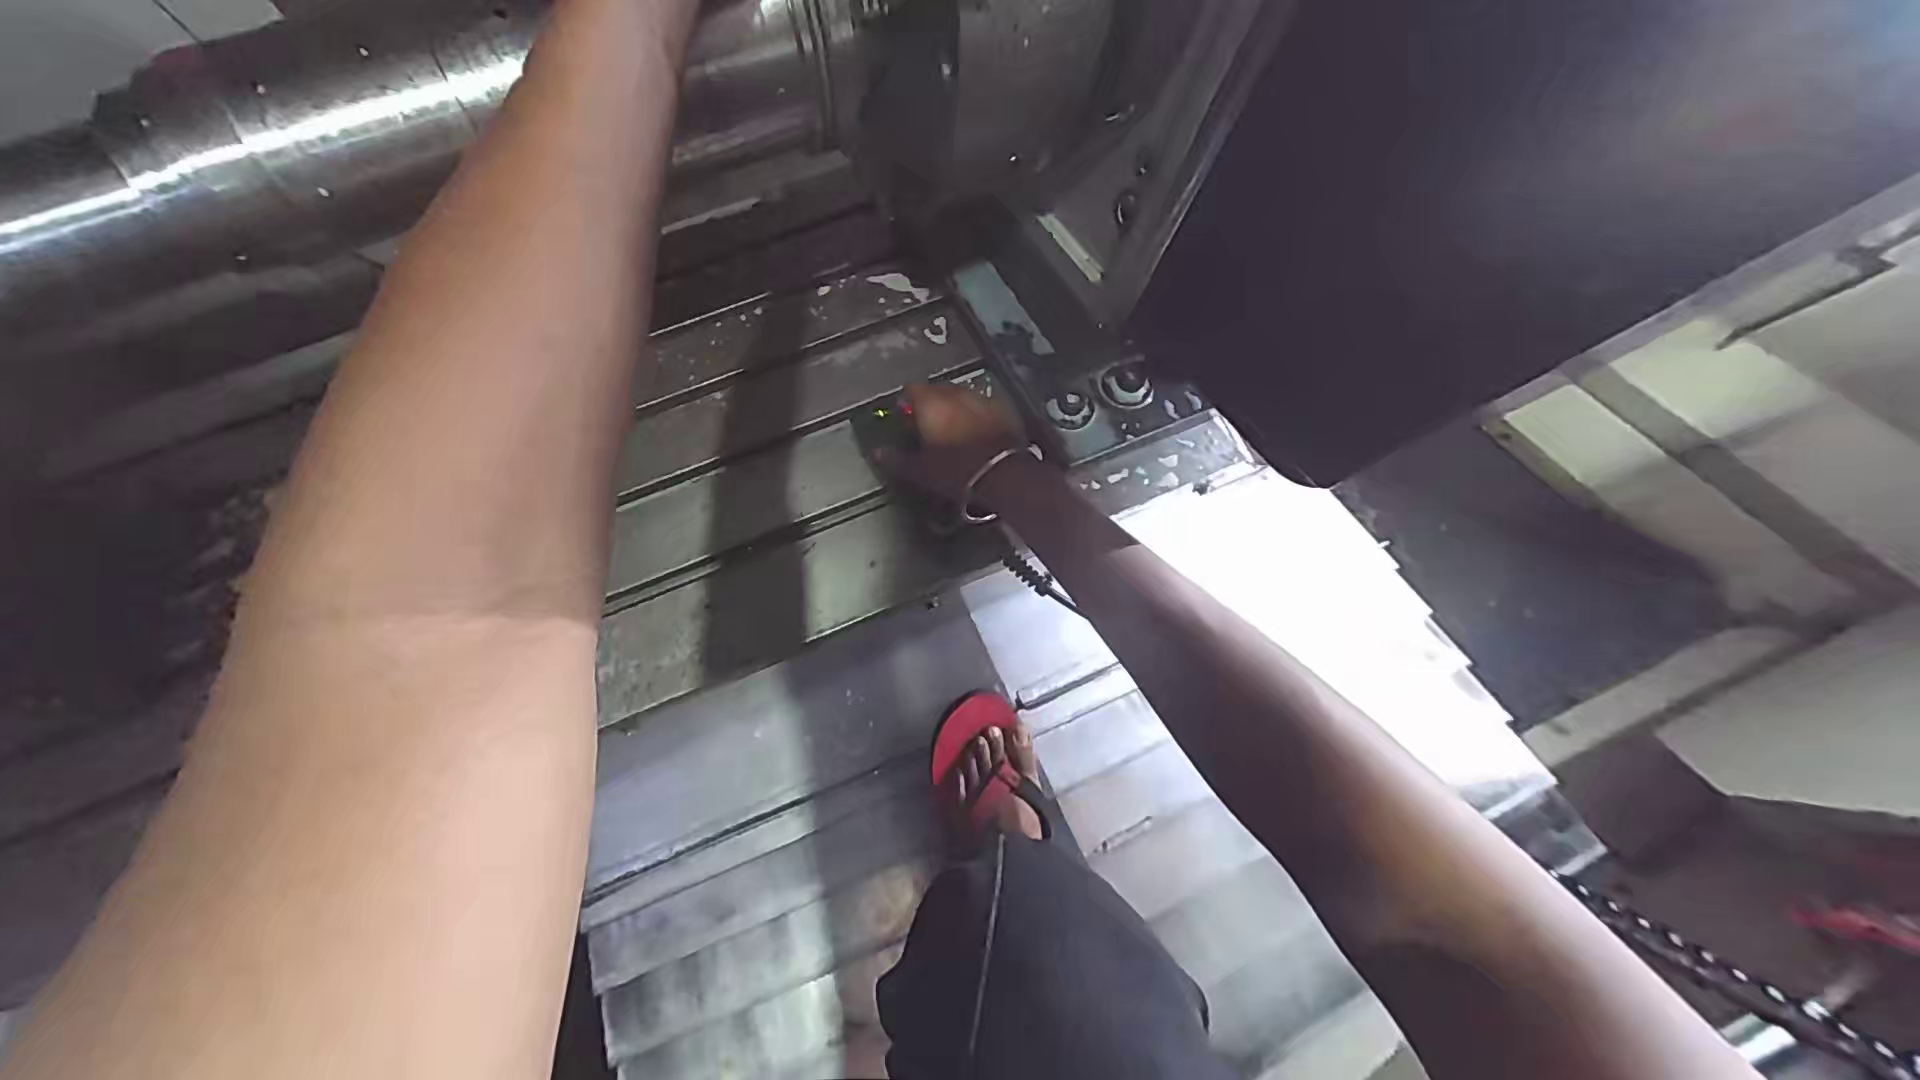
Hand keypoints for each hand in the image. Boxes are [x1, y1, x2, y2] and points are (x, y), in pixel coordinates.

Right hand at [876, 382, 1033, 508]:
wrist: (1002, 474)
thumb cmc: (956, 471)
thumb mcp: (921, 470)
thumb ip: (896, 459)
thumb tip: (877, 453)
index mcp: (931, 403)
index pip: (912, 390)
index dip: (907, 402)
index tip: (906, 416)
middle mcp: (955, 393)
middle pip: (937, 390)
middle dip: (930, 402)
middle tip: (928, 424)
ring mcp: (981, 398)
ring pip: (961, 395)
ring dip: (954, 406)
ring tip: (952, 427)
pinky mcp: (1002, 408)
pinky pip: (982, 405)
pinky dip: (975, 413)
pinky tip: (975, 430)